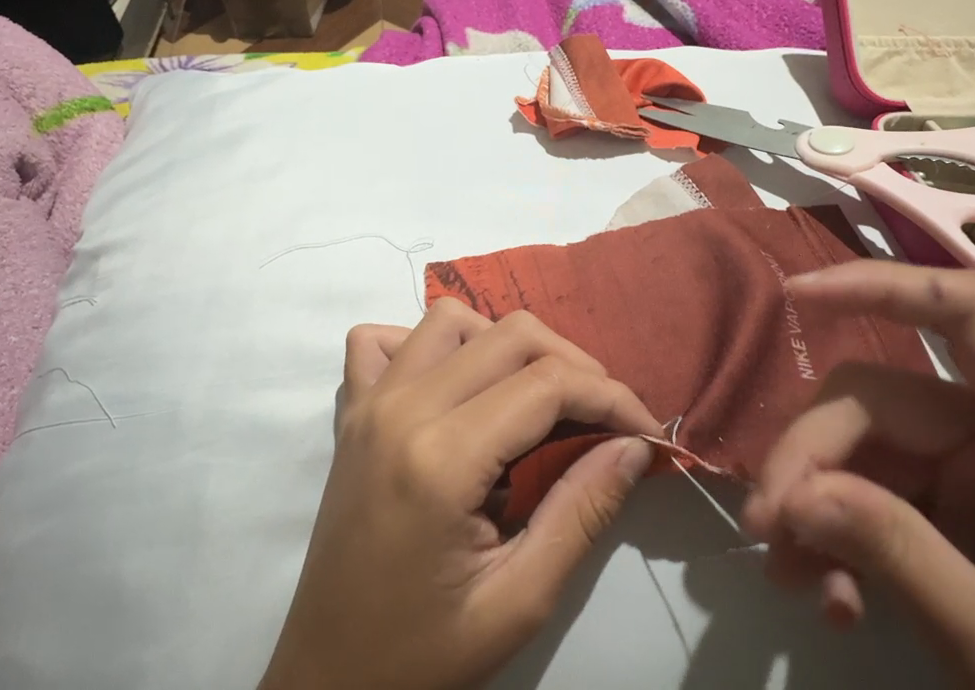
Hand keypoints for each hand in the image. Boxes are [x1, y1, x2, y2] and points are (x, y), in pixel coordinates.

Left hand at [261, 299, 661, 689]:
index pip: (547, 384)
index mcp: (441, 458)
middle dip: (575, 365)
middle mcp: (400, 409)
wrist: (329, 674)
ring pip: (450, 320)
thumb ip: (581, 513)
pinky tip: (455, 385)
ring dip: (507, 344)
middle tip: (606, 419)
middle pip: (508, 335)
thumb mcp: (518, 601)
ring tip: (539, 397)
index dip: (610, 397)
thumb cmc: (424, 651)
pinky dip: (427, 345)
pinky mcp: (350, 413)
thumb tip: (635, 445)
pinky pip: (383, 341)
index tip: (646, 432)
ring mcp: (367, 404)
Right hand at [743, 261, 974, 688]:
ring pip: (865, 450)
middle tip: (766, 529)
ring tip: (792, 579)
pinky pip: (875, 500)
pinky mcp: (962, 516)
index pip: (973, 317)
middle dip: (812, 456)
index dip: (882, 285)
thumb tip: (797, 492)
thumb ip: (903, 560)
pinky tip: (834, 600)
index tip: (795, 295)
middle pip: (882, 400)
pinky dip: (841, 541)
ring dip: (815, 506)